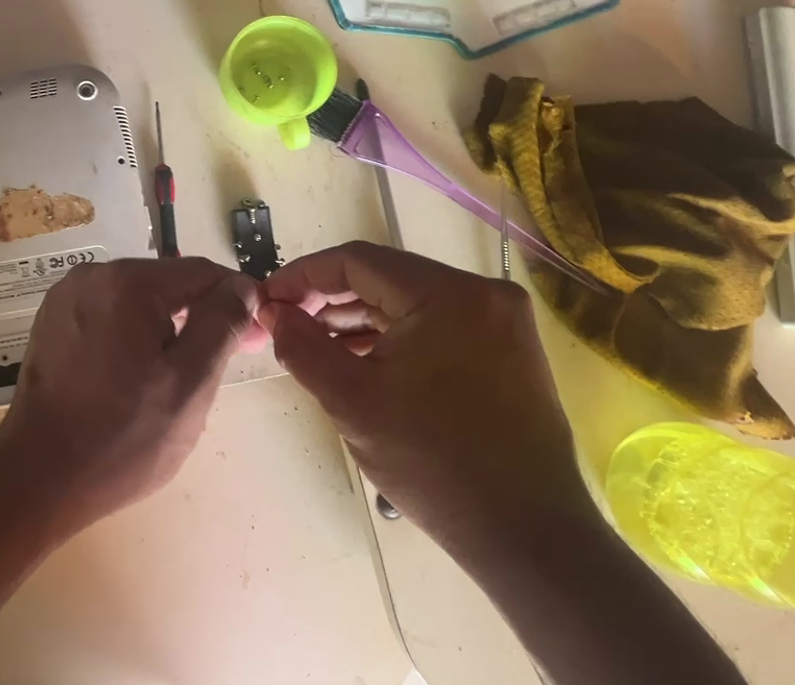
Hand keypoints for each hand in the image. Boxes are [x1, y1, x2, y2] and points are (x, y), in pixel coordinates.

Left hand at [0, 258, 259, 536]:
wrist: (37, 476)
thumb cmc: (121, 436)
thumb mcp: (190, 382)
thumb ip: (221, 324)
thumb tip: (242, 286)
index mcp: (126, 282)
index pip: (202, 272)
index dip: (237, 302)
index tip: (255, 341)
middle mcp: (90, 276)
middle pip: (167, 283)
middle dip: (200, 316)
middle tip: (220, 367)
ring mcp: (65, 299)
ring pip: (137, 301)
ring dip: (166, 329)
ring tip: (176, 380)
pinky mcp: (52, 323)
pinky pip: (108, 316)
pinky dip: (131, 336)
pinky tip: (136, 378)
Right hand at [259, 241, 590, 548]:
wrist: (527, 533)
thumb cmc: (432, 460)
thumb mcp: (349, 399)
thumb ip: (301, 344)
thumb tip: (273, 312)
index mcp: (449, 294)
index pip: (356, 261)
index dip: (302, 276)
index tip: (267, 301)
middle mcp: (482, 294)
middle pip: (384, 278)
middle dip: (327, 299)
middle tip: (285, 326)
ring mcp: (500, 323)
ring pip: (407, 303)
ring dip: (356, 319)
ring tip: (313, 348)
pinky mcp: (506, 352)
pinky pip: (434, 326)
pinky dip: (392, 338)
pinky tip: (358, 363)